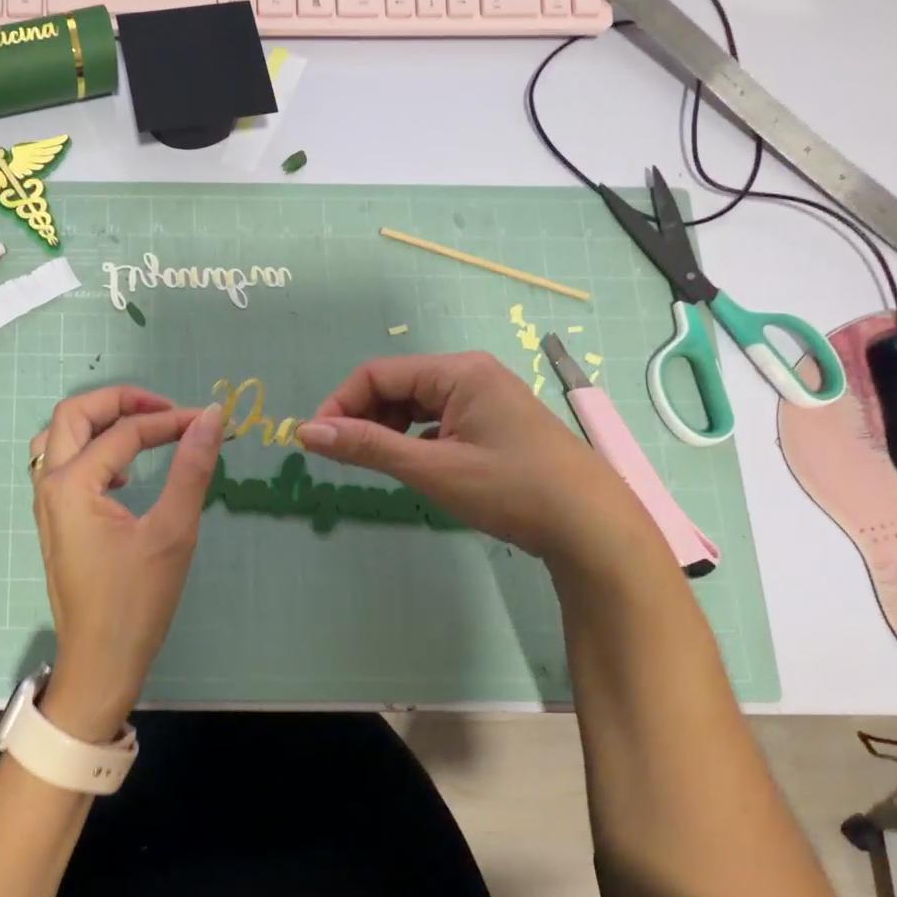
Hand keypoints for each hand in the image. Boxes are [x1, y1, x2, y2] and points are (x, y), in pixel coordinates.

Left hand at [29, 387, 224, 737]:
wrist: (100, 660)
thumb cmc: (136, 601)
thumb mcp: (172, 532)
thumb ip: (190, 469)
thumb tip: (211, 418)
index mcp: (72, 484)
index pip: (125, 432)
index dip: (170, 420)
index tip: (209, 422)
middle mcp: (49, 486)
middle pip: (74, 415)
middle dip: (120, 402)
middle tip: (166, 409)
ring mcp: (46, 506)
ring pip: (61, 439)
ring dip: (98, 425)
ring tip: (142, 434)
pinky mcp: (54, 523)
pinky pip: (62, 468)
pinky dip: (89, 453)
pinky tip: (123, 474)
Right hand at [296, 353, 653, 567]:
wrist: (589, 525)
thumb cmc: (510, 490)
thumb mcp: (431, 469)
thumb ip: (367, 446)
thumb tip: (306, 432)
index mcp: (458, 372)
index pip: (377, 374)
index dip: (340, 404)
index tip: (316, 443)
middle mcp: (471, 374)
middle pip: (395, 386)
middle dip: (362, 418)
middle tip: (342, 459)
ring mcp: (484, 399)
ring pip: (414, 406)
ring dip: (386, 431)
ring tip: (373, 466)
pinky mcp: (492, 424)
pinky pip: (436, 421)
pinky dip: (413, 440)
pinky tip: (411, 467)